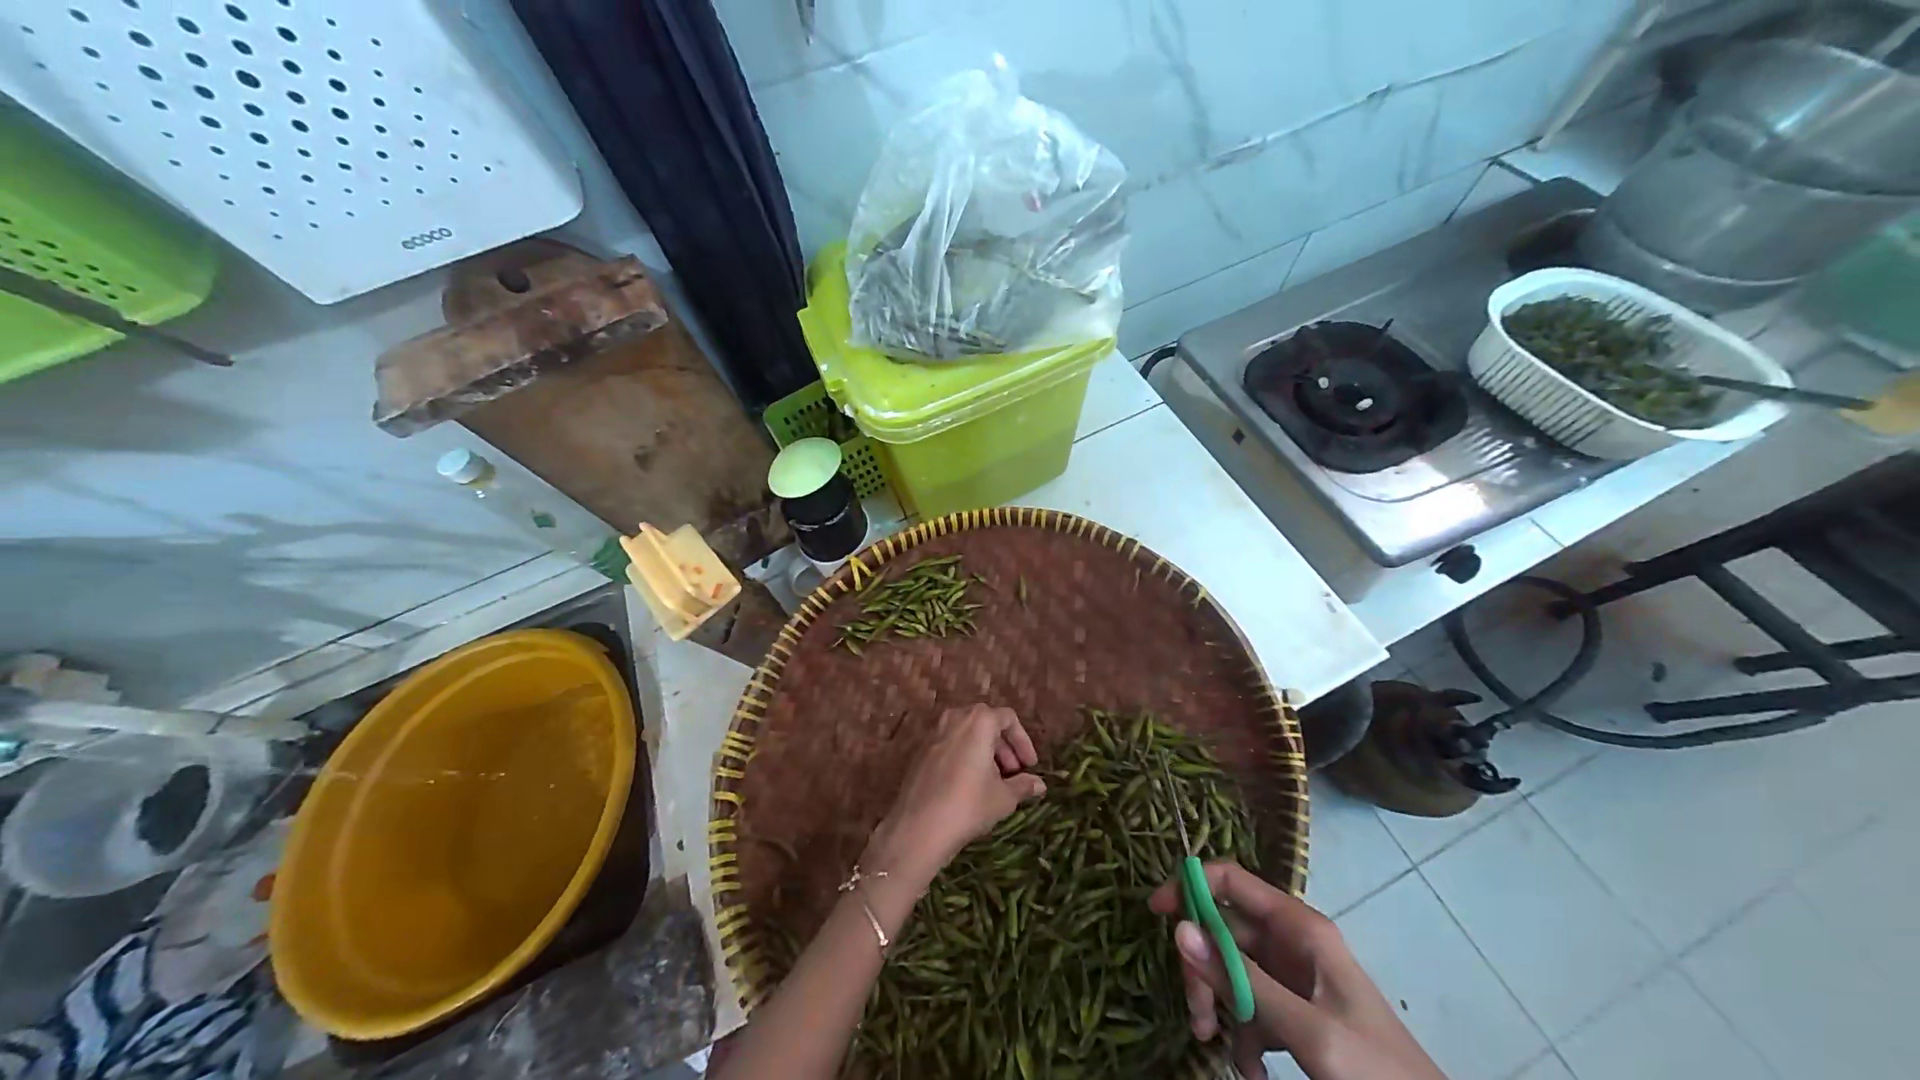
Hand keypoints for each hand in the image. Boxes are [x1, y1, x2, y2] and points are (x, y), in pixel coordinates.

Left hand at [868, 705, 1045, 883]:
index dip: (1023, 741)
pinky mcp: (920, 751)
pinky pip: (949, 744)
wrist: (918, 827)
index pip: (1008, 719)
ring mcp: (934, 733)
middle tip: (1014, 773)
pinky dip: (964, 756)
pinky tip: (968, 784)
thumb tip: (1040, 784)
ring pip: (966, 734)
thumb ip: (1023, 785)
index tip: (1029, 765)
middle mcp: (954, 718)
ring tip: (993, 781)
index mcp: (978, 721)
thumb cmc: (968, 805)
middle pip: (986, 723)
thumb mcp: (1003, 797)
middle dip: (1004, 746)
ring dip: (984, 752)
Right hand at [1150, 861, 1446, 1079]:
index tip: (1157, 913)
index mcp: (1299, 927)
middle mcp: (1290, 942)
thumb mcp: (1307, 1029)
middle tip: (1197, 1016)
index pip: (1231, 880)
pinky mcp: (1292, 1010)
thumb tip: (1178, 928)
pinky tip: (1252, 1070)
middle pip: (1222, 931)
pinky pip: (1247, 1006)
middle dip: (1203, 969)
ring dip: (1216, 1006)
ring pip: (1228, 970)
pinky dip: (1240, 1036)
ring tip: (1215, 1047)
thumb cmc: (1375, 1069)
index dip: (1191, 886)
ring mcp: (1290, 976)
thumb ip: (1242, 981)